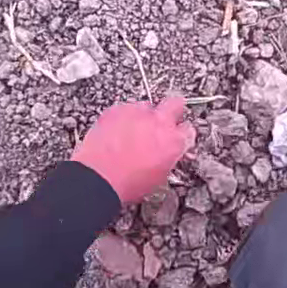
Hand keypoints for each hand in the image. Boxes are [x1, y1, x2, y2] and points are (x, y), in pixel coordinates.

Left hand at [72, 96, 195, 205]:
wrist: (98, 179)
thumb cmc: (126, 183)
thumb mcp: (159, 176)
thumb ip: (169, 157)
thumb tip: (169, 153)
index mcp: (173, 141)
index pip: (189, 129)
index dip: (182, 133)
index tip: (177, 135)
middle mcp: (159, 122)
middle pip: (176, 104)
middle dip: (172, 110)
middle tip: (163, 121)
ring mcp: (137, 113)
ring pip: (147, 105)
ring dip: (143, 115)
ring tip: (133, 130)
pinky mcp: (117, 110)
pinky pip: (124, 108)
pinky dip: (122, 117)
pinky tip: (116, 131)